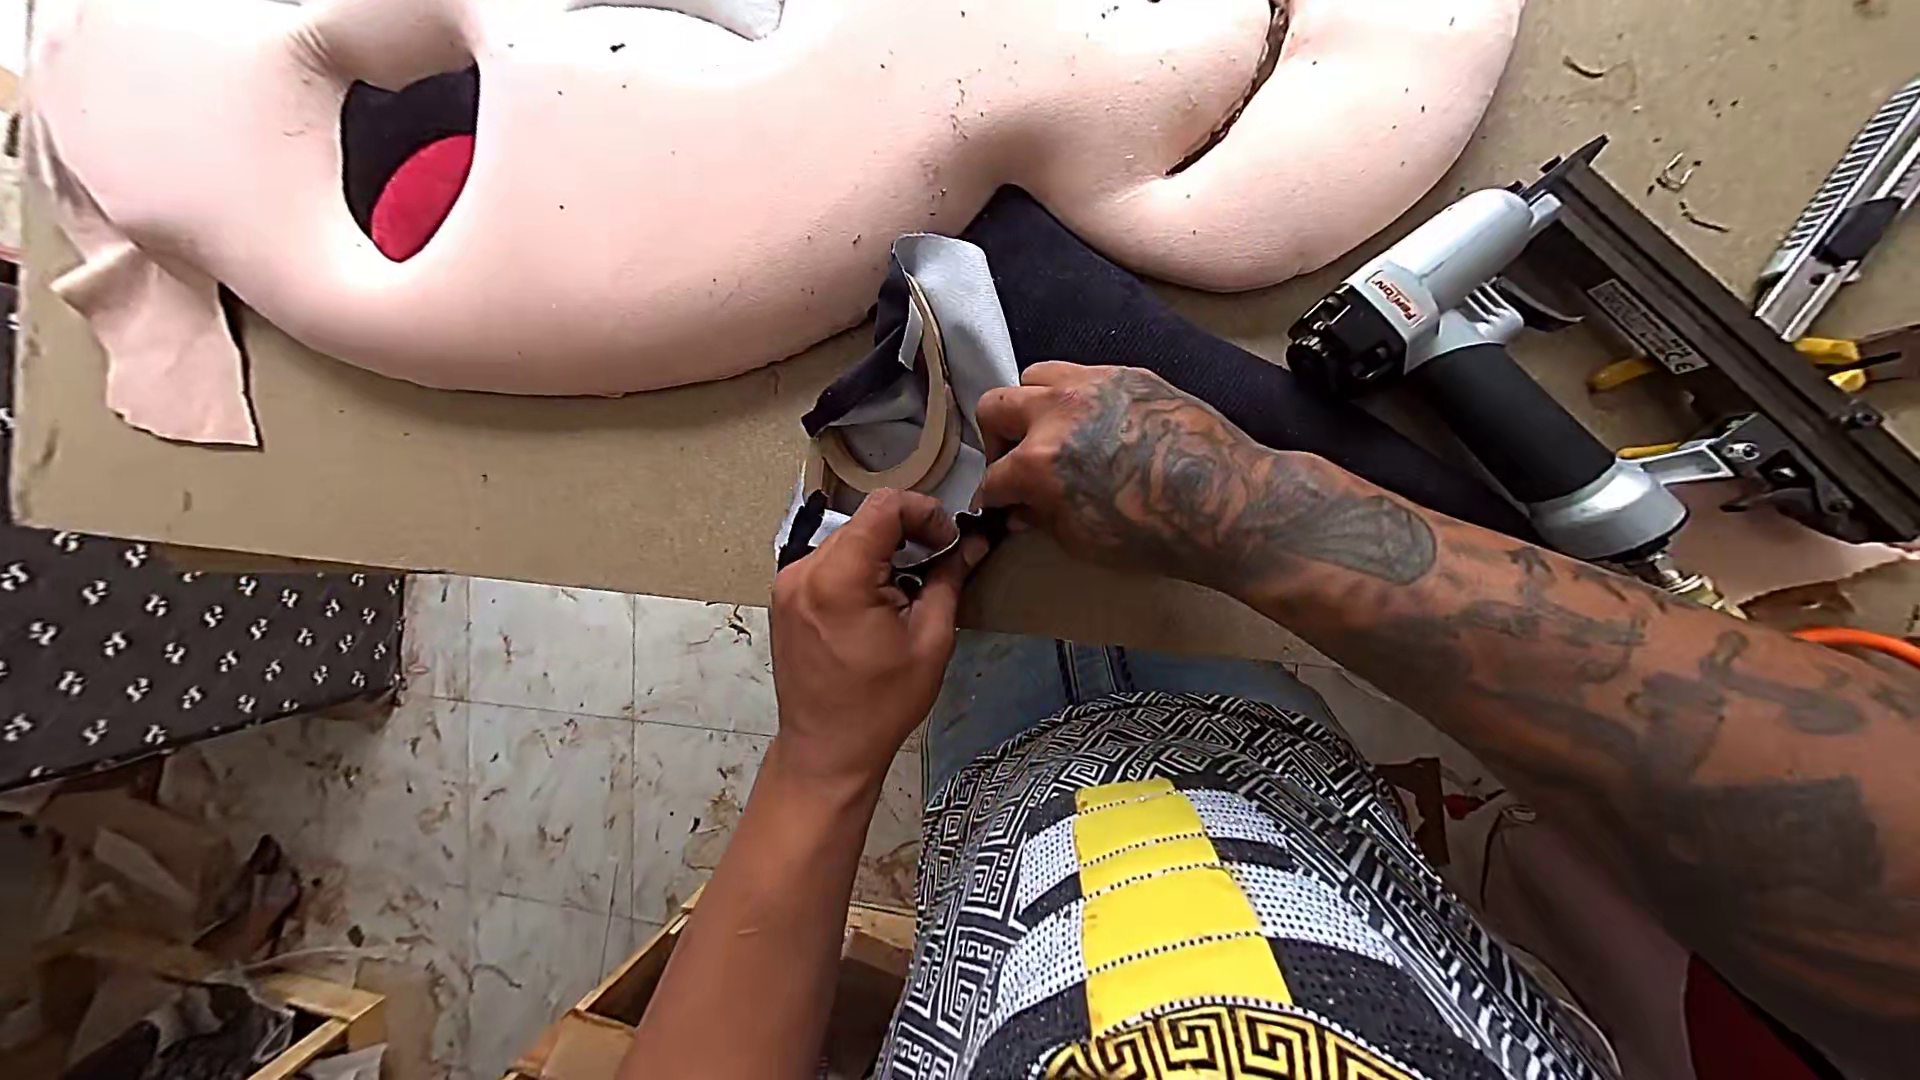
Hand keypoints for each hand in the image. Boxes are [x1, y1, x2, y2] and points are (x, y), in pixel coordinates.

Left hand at [769, 489, 986, 790]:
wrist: (827, 749)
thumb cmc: (880, 705)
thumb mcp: (932, 640)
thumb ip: (950, 579)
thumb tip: (971, 543)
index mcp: (838, 578)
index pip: (885, 506)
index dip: (925, 513)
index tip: (947, 541)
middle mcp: (804, 571)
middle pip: (866, 520)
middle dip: (909, 534)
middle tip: (937, 565)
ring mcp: (788, 583)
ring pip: (849, 537)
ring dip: (885, 551)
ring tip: (908, 589)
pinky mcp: (786, 597)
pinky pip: (830, 560)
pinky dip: (861, 567)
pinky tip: (879, 601)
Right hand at [976, 363, 1285, 590]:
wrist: (1226, 503)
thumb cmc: (1153, 534)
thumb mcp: (1080, 540)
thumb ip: (1040, 517)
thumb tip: (1022, 509)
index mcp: (1039, 461)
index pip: (993, 476)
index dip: (990, 497)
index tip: (997, 504)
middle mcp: (1056, 412)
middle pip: (994, 407)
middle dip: (995, 440)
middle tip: (1014, 462)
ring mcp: (1093, 384)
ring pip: (1034, 376)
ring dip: (1030, 407)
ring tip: (1051, 433)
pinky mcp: (1127, 374)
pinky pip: (1081, 375)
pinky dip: (1072, 398)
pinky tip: (1093, 423)